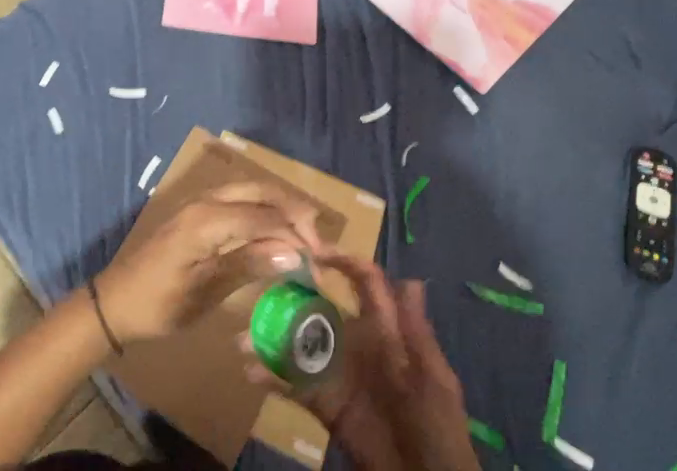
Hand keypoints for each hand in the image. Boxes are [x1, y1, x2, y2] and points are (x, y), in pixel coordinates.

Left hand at [94, 183, 321, 343]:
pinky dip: (261, 209)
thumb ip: (248, 264)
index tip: (320, 262)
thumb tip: (294, 254)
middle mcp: (204, 201)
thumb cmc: (158, 303)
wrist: (115, 302)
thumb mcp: (205, 291)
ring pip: (249, 191)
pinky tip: (274, 230)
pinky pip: (237, 200)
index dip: (297, 236)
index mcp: (207, 219)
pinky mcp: (195, 214)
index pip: (265, 216)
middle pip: (260, 191)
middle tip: (319, 241)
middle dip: (293, 210)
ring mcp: (198, 204)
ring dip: (279, 206)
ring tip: (304, 234)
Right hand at [246, 253, 478, 470]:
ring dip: (270, 337)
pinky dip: (270, 377)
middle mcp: (356, 345)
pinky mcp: (323, 404)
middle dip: (290, 295)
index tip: (310, 249)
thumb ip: (415, 332)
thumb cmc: (437, 427)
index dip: (342, 263)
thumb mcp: (432, 379)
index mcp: (385, 333)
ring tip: (239, 338)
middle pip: (319, 309)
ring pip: (299, 344)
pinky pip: (293, 386)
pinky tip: (250, 372)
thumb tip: (411, 279)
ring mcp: (337, 374)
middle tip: (257, 283)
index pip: (363, 285)